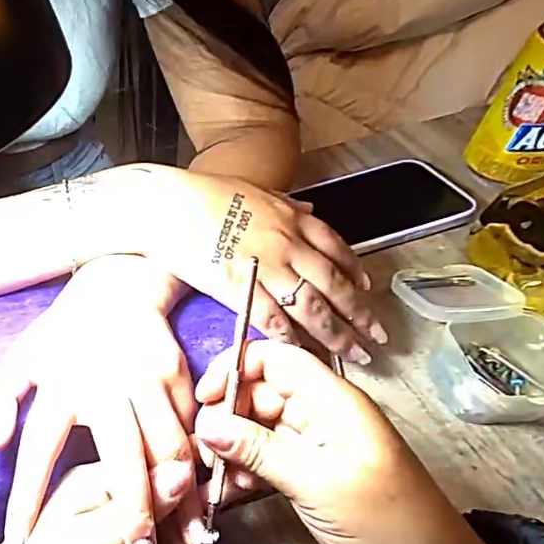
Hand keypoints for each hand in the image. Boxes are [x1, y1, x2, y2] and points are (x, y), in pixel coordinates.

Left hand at [0, 256, 197, 543]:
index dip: (28, 497)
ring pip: (169, 450)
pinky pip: (194, 432)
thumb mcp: (22, 358)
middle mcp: (106, 385)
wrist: (117, 287)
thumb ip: (0, 399)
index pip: (40, 449)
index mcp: (61, 383)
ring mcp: (148, 381)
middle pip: (122, 456)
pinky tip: (199, 503)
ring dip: (175, 500)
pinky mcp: (180, 378)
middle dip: (131, 512)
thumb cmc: (63, 332)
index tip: (20, 541)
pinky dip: (199, 471)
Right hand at [113, 165, 384, 362]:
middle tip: (376, 337)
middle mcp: (286, 244)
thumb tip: (305, 210)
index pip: (337, 249)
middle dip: (359, 315)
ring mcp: (264, 267)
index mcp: (291, 219)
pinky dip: (288, 337)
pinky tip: (300, 350)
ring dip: (336, 334)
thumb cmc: (200, 193)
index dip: (355, 273)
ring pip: (312, 307)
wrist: (166, 203)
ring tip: (354, 353)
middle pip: (334, 285)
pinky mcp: (236, 288)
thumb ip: (282, 203)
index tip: (365, 291)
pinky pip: (271, 317)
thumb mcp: (252, 189)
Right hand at [191, 342, 504, 543]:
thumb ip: (259, 450)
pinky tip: (231, 487)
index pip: (274, 358)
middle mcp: (317, 412)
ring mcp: (309, 440)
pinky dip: (240, 465)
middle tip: (205, 450)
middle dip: (224, 416)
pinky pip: (258, 453)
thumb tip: (207, 425)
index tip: (205, 399)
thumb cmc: (387, 523)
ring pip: (251, 424)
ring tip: (219, 475)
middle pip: (255, 392)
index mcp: (332, 401)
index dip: (234, 368)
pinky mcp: (301, 466)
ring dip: (228, 446)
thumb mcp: (319, 484)